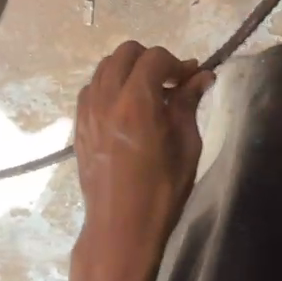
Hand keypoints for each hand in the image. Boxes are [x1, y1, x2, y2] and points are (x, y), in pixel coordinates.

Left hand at [72, 43, 213, 273]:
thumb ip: (189, 104)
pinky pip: (92, 88)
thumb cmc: (162, 190)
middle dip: (151, 60)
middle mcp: (107, 99)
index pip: (155, 58)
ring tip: (147, 94)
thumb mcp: (187, 145)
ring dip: (129, 70)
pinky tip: (126, 108)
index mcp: (137, 102)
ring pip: (105, 67)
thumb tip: (202, 76)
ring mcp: (88, 111)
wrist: (120, 228)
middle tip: (170, 83)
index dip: (177, 63)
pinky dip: (110, 86)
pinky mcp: (79, 125)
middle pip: (125, 52)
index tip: (191, 79)